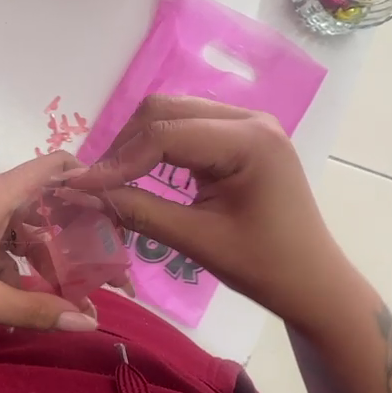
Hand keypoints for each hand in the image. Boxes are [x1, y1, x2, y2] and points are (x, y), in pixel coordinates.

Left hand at [0, 152, 100, 331]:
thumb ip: (34, 310)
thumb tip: (89, 323)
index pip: (56, 166)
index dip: (90, 180)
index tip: (118, 210)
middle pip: (45, 205)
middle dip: (74, 237)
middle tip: (103, 269)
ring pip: (22, 228)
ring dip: (43, 258)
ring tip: (67, 296)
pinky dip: (14, 264)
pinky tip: (20, 299)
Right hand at [70, 96, 359, 332]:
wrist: (312, 282)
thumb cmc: (262, 266)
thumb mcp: (196, 240)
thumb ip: (138, 211)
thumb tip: (80, 195)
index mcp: (249, 140)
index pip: (164, 134)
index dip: (116, 160)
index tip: (79, 186)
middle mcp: (249, 119)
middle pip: (165, 110)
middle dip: (123, 144)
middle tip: (94, 183)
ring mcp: (246, 124)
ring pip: (171, 113)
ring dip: (136, 142)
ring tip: (110, 178)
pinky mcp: (239, 137)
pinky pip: (186, 127)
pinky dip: (156, 146)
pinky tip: (139, 171)